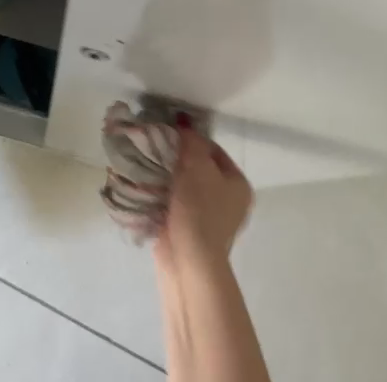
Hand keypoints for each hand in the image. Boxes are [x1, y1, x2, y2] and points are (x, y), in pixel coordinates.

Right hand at [154, 127, 252, 277]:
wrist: (189, 260)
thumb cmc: (199, 208)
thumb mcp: (197, 165)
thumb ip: (192, 142)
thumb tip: (184, 126)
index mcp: (239, 185)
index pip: (214, 150)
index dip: (192, 140)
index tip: (169, 135)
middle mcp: (229, 202)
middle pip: (200, 169)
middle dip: (178, 160)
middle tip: (157, 149)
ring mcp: (210, 219)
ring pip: (185, 187)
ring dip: (168, 177)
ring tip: (148, 166)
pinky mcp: (190, 232)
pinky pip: (175, 205)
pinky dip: (163, 196)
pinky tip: (148, 187)